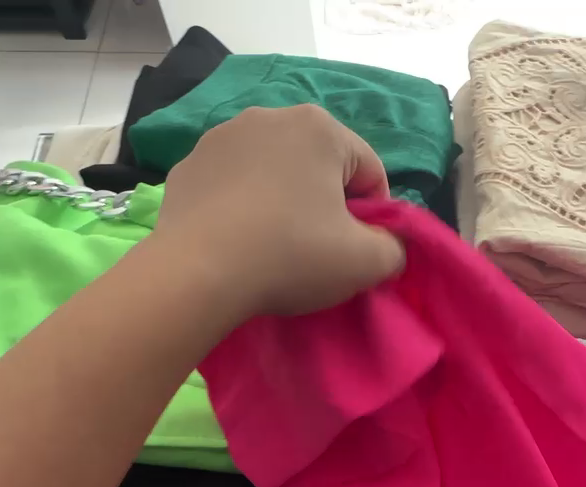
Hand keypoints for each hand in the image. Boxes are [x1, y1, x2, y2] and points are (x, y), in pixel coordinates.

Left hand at [147, 104, 405, 317]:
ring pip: (276, 173)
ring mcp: (223, 136)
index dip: (374, 217)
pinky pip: (235, 185)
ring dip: (286, 204)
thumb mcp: (366, 263)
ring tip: (276, 248)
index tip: (357, 250)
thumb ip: (395, 248)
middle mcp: (271, 116)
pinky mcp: (190, 164)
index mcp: (321, 128)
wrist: (198, 272)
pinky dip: (245, 208)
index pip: (371, 171)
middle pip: (322, 168)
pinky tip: (241, 242)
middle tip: (318, 253)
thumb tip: (389, 243)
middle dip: (327, 206)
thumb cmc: (292, 256)